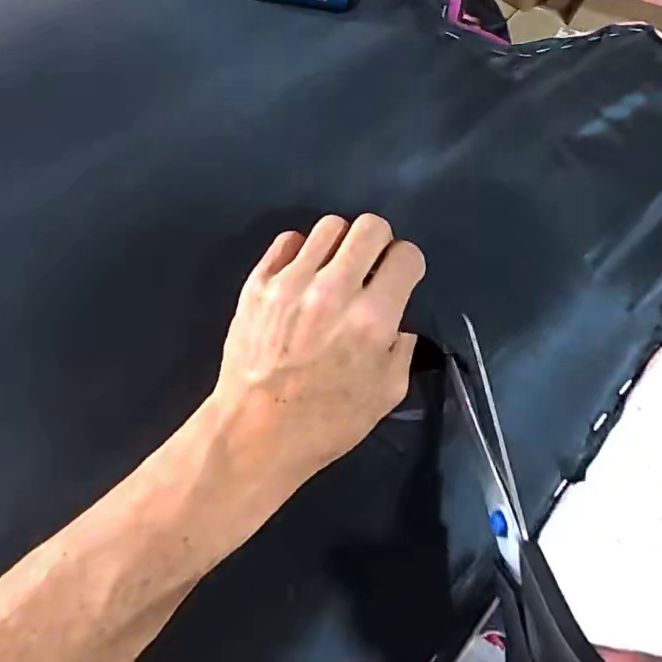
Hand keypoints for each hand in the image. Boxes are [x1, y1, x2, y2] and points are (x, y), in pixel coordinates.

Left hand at [210, 214, 424, 488]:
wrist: (252, 437)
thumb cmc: (326, 422)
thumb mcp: (388, 392)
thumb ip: (403, 346)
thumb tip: (398, 317)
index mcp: (372, 319)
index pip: (406, 255)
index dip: (409, 264)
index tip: (401, 277)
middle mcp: (334, 291)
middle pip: (371, 226)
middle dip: (380, 241)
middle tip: (371, 265)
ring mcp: (292, 283)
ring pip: (330, 225)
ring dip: (342, 244)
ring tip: (335, 268)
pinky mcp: (258, 284)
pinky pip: (288, 240)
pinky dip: (302, 251)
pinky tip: (303, 275)